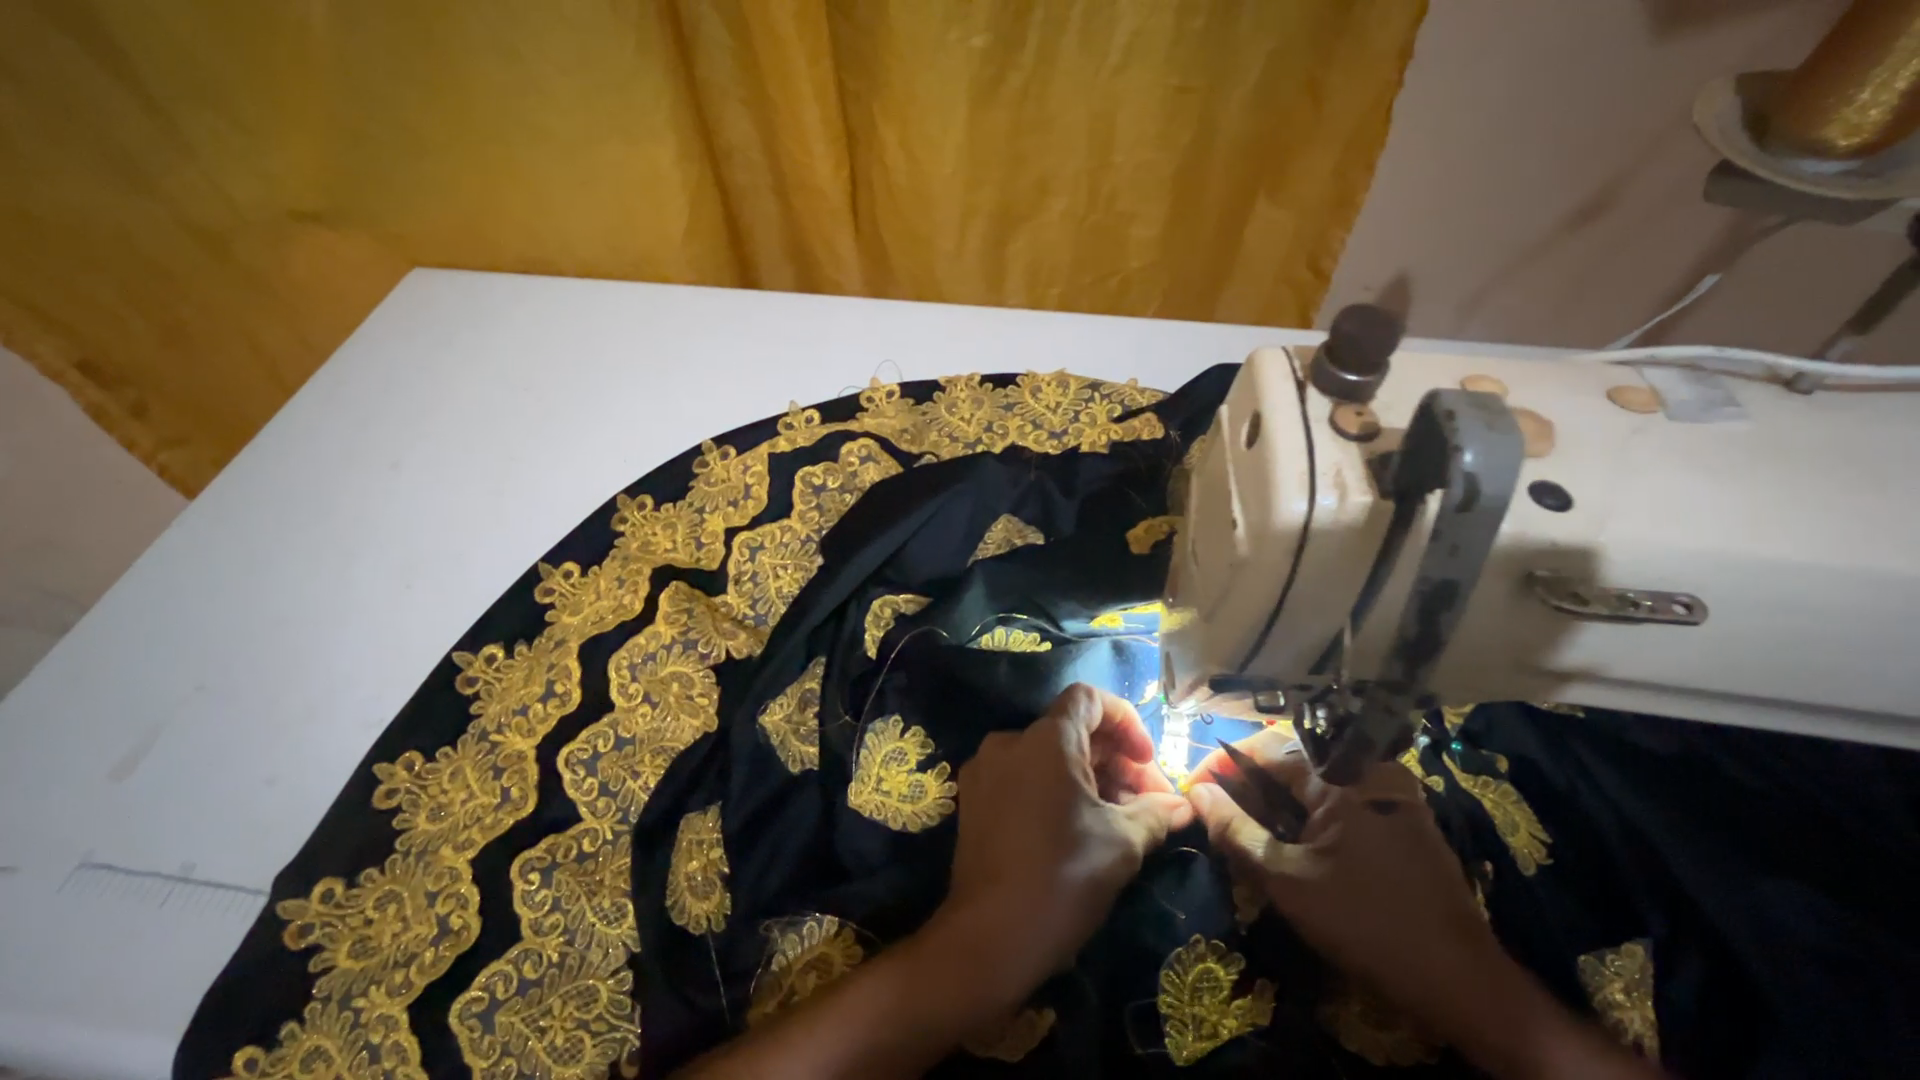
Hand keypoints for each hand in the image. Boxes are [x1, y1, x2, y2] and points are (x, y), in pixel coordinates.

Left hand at [936, 683, 1192, 1001]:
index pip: (1089, 699)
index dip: (1126, 721)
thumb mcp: (1123, 843)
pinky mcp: (974, 803)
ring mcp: (985, 773)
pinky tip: (1082, 829)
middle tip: (1150, 802)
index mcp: (1044, 739)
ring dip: (1090, 778)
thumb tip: (1183, 806)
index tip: (1147, 761)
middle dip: (1116, 760)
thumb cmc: (1063, 878)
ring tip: (1123, 820)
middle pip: (1071, 730)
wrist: (988, 939)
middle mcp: (1008, 743)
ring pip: (1048, 757)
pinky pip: (1024, 779)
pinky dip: (1056, 791)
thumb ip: (1155, 813)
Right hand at [1187, 729, 1661, 1079]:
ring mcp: (1392, 795)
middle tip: (1214, 809)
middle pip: (1293, 760)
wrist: (1458, 978)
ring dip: (1276, 798)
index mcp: (1342, 775)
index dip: (1224, 763)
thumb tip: (1197, 792)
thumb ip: (1235, 831)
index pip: (1267, 747)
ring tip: (1242, 825)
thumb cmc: (1364, 923)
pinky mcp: (1401, 820)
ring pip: (1317, 781)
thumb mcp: (1285, 880)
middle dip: (1248, 781)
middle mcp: (1371, 771)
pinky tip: (1286, 839)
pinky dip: (1307, 812)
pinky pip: (1342, 800)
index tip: (1193, 786)